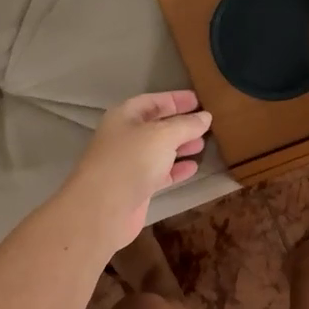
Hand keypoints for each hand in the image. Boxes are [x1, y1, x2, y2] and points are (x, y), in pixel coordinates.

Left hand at [66, 90, 211, 252]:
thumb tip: (205, 117)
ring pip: (159, 150)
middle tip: (206, 123)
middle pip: (156, 125)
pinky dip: (176, 169)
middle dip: (180, 123)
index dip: (175, 99)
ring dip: (181, 146)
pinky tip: (193, 168)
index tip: (198, 100)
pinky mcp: (136, 186)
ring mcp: (130, 163)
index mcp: (125, 117)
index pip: (152, 101)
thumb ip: (186, 124)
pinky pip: (160, 172)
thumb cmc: (131, 161)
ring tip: (203, 144)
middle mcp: (125, 137)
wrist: (103, 208)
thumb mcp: (163, 135)